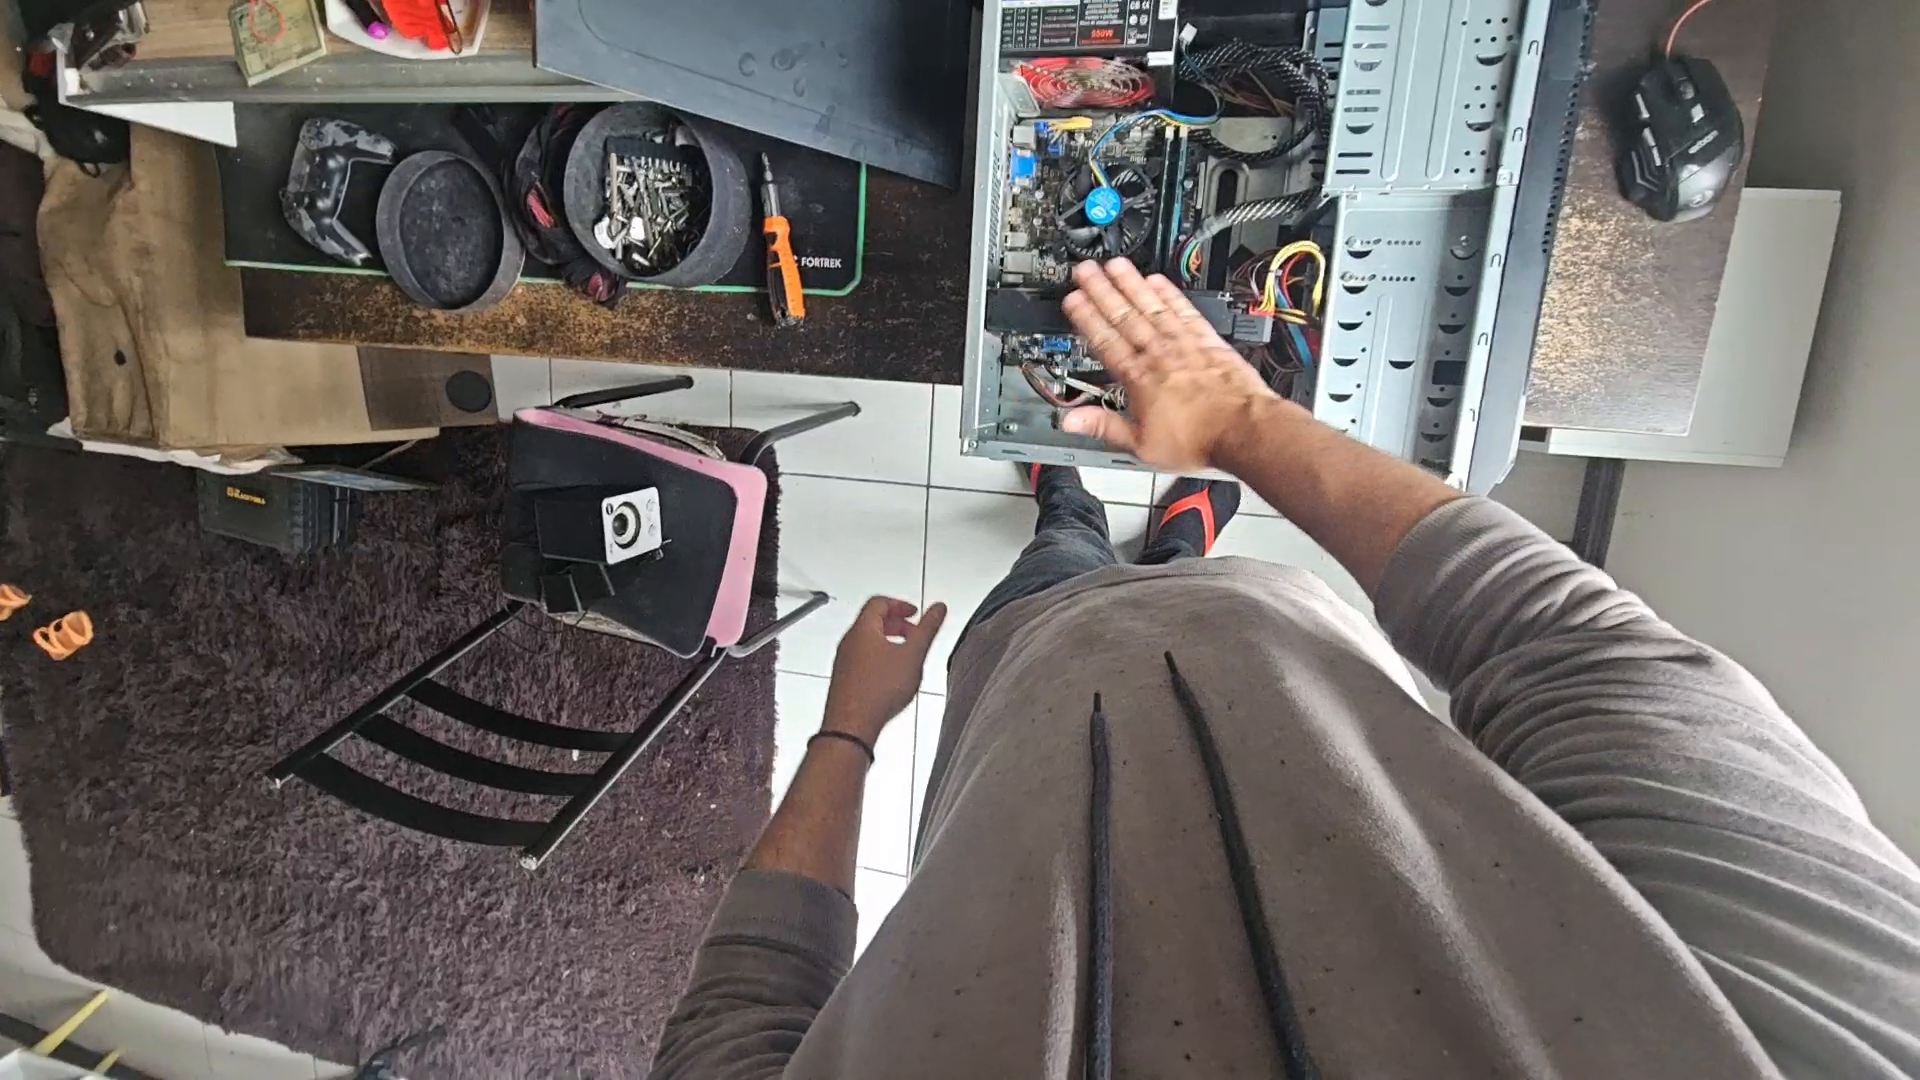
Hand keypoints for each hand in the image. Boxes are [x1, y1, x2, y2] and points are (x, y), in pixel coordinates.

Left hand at [821, 597, 947, 742]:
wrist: (851, 726)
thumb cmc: (877, 692)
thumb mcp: (913, 655)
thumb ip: (927, 629)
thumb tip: (938, 608)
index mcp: (863, 629)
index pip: (879, 603)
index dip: (899, 604)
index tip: (914, 612)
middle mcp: (848, 642)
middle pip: (871, 621)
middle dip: (895, 623)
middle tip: (913, 631)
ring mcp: (843, 662)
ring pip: (866, 641)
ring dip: (887, 641)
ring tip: (905, 654)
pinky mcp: (843, 680)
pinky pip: (861, 659)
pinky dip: (878, 658)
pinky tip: (891, 676)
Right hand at [1059, 258, 1291, 471]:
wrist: (1243, 430)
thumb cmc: (1198, 439)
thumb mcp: (1141, 445)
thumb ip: (1104, 427)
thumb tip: (1070, 421)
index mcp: (1138, 379)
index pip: (1105, 341)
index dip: (1086, 318)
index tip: (1073, 299)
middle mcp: (1159, 354)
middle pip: (1124, 316)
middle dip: (1102, 291)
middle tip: (1085, 270)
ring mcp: (1183, 344)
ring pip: (1151, 307)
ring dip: (1131, 284)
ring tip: (1115, 265)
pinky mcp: (1207, 341)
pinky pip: (1183, 311)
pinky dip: (1169, 294)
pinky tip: (1156, 281)